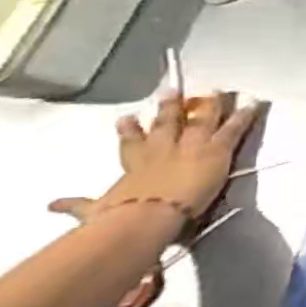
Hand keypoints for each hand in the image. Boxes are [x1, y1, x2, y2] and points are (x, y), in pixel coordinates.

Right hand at [51, 92, 260, 224]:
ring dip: (208, 104)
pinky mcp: (214, 150)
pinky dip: (244, 117)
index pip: (131, 143)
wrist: (146, 215)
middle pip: (167, 123)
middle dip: (170, 107)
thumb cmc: (120, 216)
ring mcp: (190, 146)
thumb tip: (51, 206)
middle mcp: (162, 149)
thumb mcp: (95, 211)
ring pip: (201, 119)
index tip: (127, 118)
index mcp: (134, 164)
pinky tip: (254, 105)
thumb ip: (77, 206)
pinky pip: (233, 129)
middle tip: (171, 90)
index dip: (130, 130)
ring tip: (215, 90)